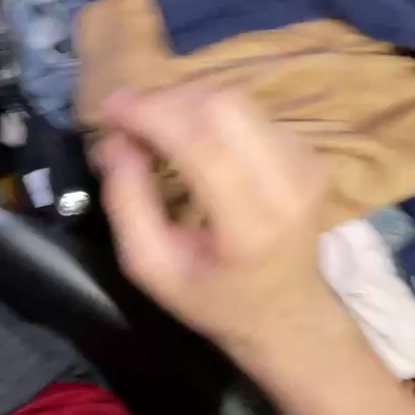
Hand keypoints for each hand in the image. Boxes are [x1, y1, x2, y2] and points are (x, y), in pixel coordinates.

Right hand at [91, 82, 341, 363]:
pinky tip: (180, 134)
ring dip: (181, 102)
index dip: (149, 114)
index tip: (107, 111)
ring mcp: (305, 162)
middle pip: (221, 105)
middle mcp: (288, 182)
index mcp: (249, 222)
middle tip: (124, 118)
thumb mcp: (150, 268)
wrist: (287, 314)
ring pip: (235, 100)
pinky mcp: (307, 151)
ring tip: (146, 126)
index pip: (200, 140)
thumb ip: (127, 204)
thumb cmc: (212, 299)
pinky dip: (203, 112)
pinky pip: (246, 112)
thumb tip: (113, 143)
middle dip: (163, 100)